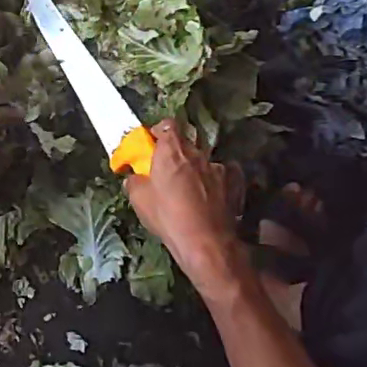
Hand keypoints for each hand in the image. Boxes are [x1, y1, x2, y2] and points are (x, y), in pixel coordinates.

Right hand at [124, 120, 247, 296]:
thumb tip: (134, 177)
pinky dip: (214, 180)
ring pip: (203, 160)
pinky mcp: (232, 183)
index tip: (152, 143)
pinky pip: (221, 174)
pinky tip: (210, 193)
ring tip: (188, 187)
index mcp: (171, 150)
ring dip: (194, 168)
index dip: (159, 131)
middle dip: (176, 152)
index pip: (168, 124)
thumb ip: (135, 181)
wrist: (205, 241)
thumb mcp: (139, 200)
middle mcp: (196, 153)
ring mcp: (217, 167)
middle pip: (185, 142)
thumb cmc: (167, 216)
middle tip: (166, 170)